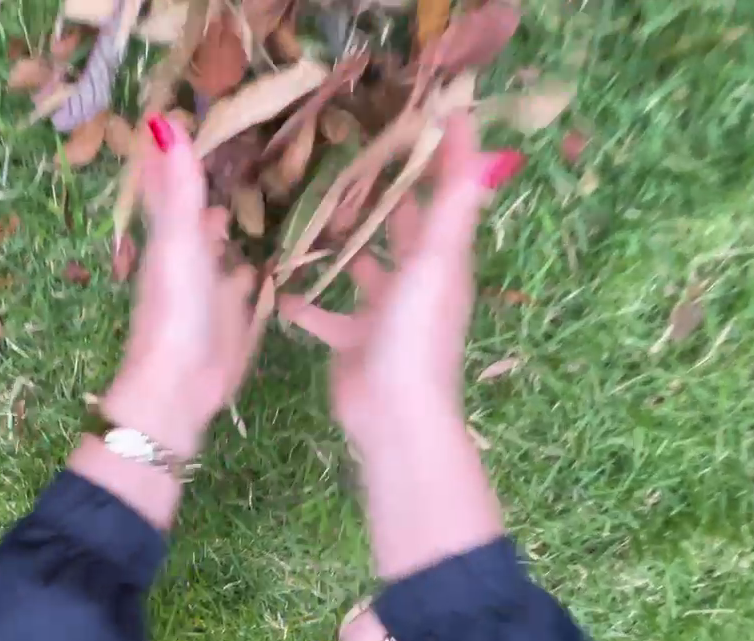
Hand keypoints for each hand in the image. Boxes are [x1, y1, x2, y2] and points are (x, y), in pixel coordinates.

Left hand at [101, 114, 256, 458]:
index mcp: (175, 242)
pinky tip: (291, 261)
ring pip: (233, 255)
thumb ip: (177, 189)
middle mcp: (196, 264)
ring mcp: (219, 295)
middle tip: (258, 163)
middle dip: (227, 198)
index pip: (180, 193)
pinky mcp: (241, 323)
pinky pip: (256, 290)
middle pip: (210, 224)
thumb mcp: (177, 242)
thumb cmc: (175, 310)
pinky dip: (268, 274)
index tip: (203, 126)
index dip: (187, 166)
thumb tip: (162, 120)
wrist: (181, 386)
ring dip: (248, 236)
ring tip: (281, 204)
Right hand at [279, 112, 520, 451]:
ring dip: (342, 247)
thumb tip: (475, 128)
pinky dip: (306, 305)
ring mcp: (383, 314)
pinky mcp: (352, 342)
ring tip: (310, 217)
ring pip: (362, 269)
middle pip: (401, 228)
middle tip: (347, 159)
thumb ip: (451, 200)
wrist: (392, 414)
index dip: (435, 155)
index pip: (443, 194)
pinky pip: (327, 316)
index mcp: (441, 259)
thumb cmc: (414, 336)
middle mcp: (416, 282)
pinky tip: (279, 289)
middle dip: (381, 197)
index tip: (413, 113)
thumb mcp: (435, 262)